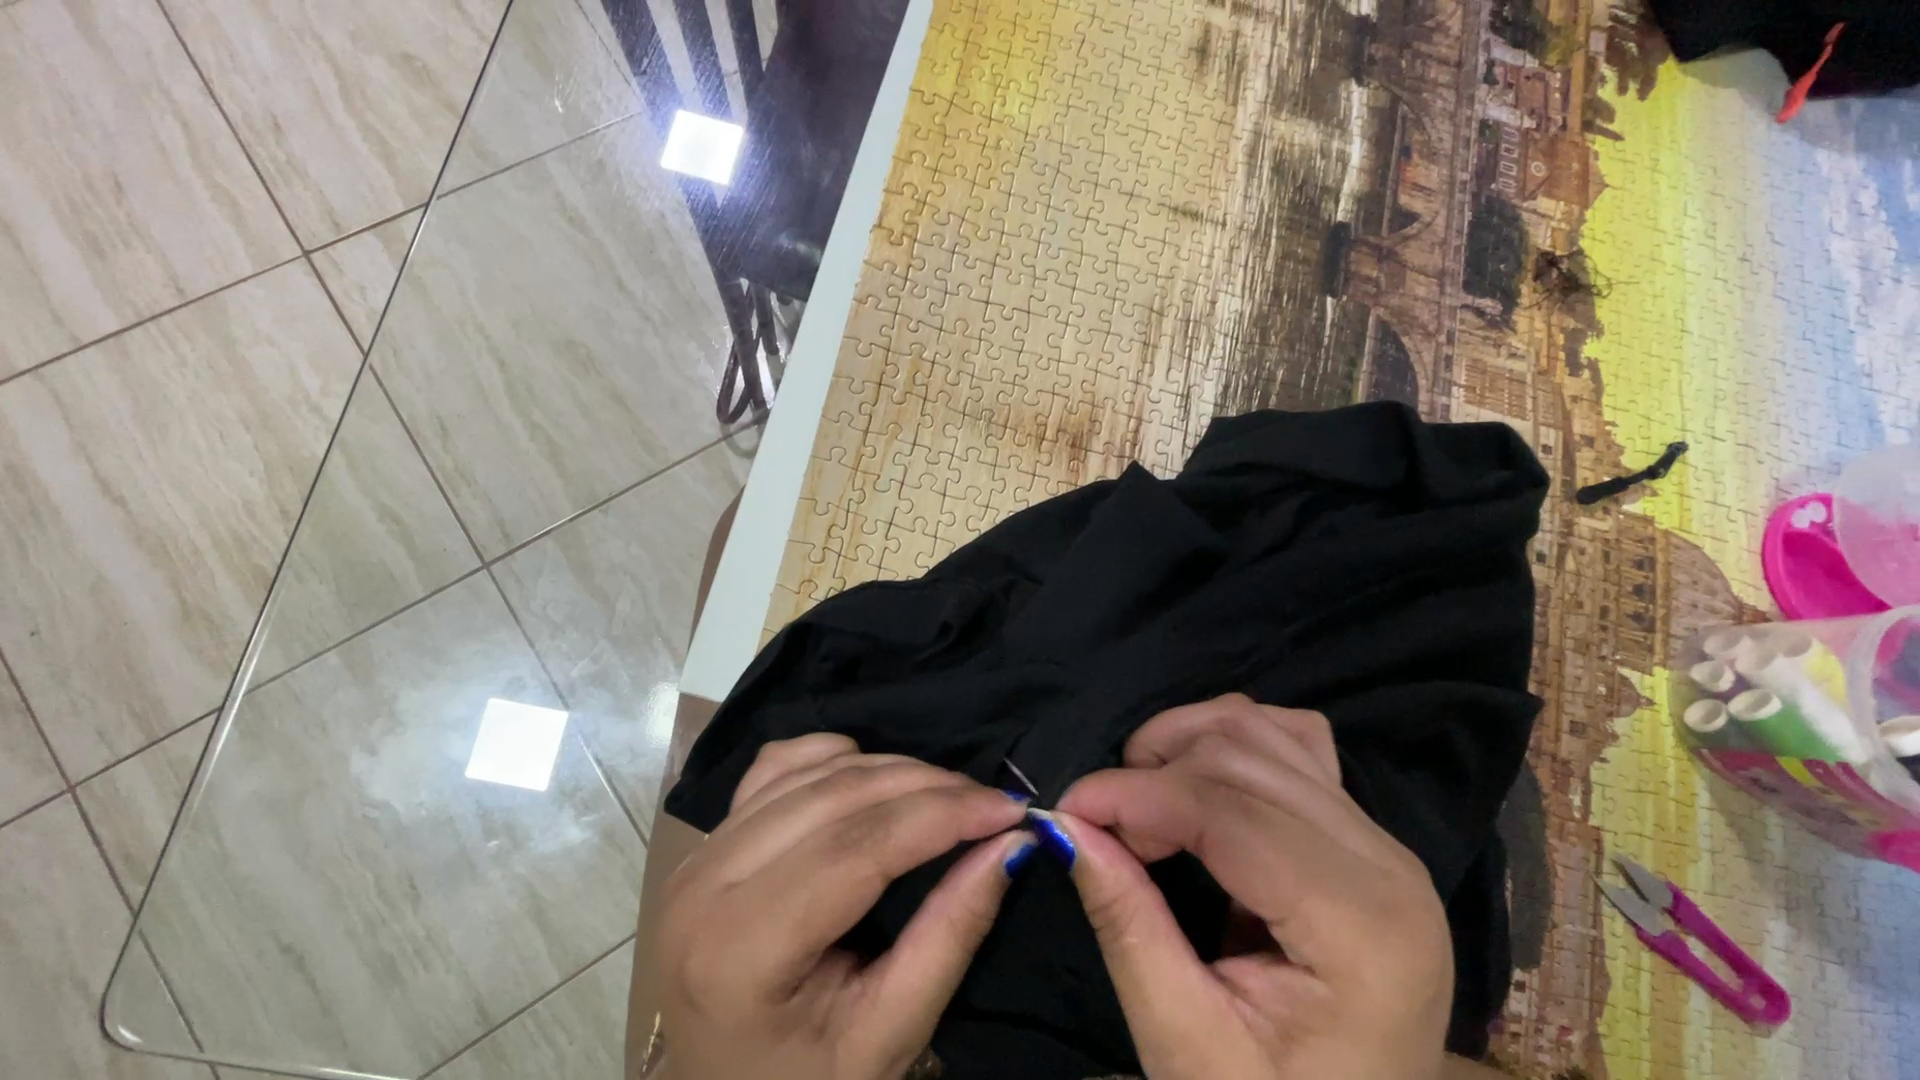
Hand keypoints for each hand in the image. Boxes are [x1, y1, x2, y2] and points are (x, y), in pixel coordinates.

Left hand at [658, 734, 1029, 1079]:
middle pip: (836, 797)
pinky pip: (777, 767)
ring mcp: (698, 855)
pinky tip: (875, 779)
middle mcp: (705, 882)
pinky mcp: (706, 843)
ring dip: (891, 769)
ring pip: (810, 772)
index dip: (942, 815)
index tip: (1010, 810)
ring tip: (952, 795)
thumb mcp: (890, 1034)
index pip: (858, 847)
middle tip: (992, 802)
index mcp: (739, 947)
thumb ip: (949, 934)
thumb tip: (1010, 844)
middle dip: (928, 786)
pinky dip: (835, 759)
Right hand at [1055, 694, 1454, 1079]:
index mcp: (1359, 926)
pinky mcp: (1366, 835)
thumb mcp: (1186, 1042)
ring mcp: (1383, 842)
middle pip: (1246, 756)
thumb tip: (1065, 825)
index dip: (1136, 794)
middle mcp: (1386, 863)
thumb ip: (1128, 924)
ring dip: (1188, 745)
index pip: (1230, 812)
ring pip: (1267, 730)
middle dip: (1154, 772)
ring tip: (1142, 805)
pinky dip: (1231, 744)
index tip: (1067, 807)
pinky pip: (1295, 744)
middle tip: (1103, 827)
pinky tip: (1197, 785)